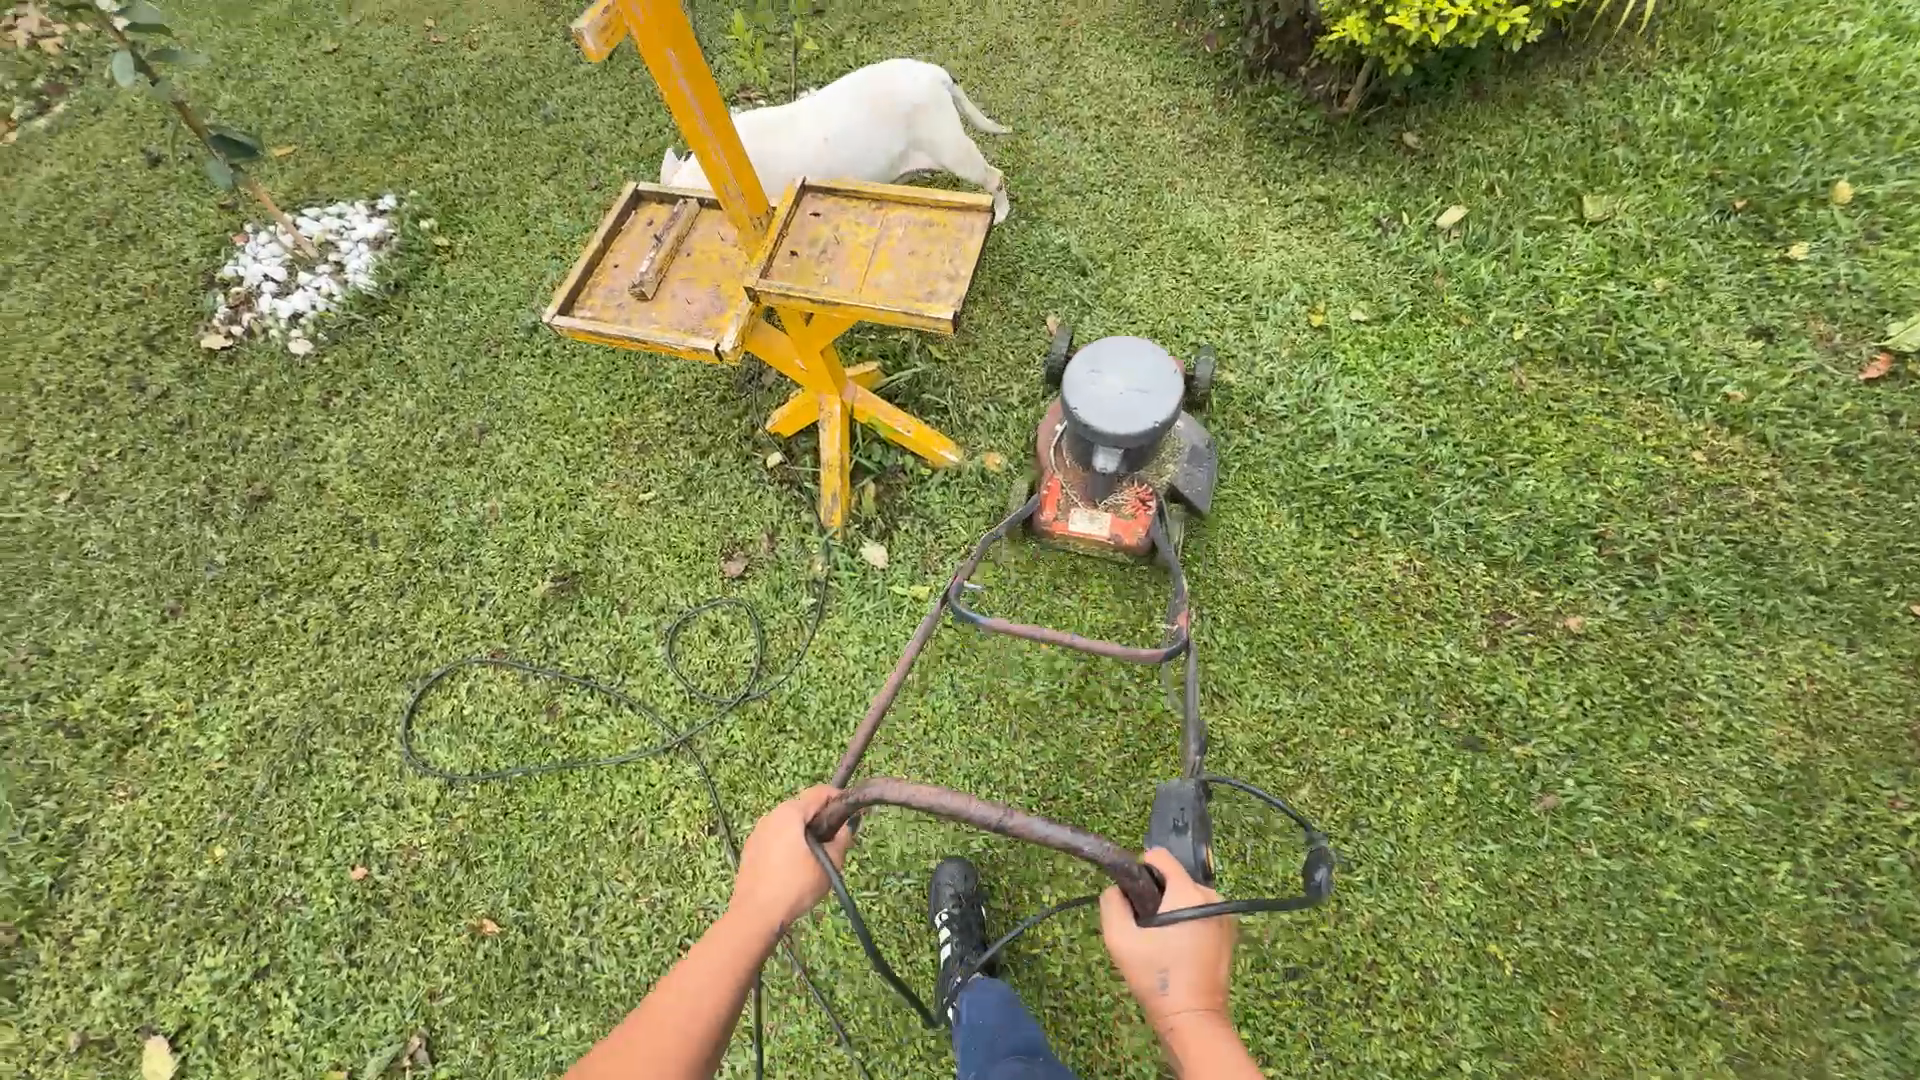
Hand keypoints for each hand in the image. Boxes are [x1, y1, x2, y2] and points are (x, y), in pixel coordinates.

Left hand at [727, 785, 853, 934]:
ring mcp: (757, 832)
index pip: (820, 792)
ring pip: (789, 825)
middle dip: (821, 820)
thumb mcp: (829, 863)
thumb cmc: (795, 886)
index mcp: (790, 812)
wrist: (754, 916)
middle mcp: (771, 815)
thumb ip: (842, 839)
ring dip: (804, 834)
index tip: (852, 815)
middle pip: (803, 808)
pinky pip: (776, 839)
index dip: (839, 799)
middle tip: (835, 842)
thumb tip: (844, 827)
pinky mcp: (750, 850)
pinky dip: (789, 845)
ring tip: (815, 859)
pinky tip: (793, 869)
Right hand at [1099, 848, 1234, 1035]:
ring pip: (1187, 895)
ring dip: (1173, 908)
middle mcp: (1212, 896)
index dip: (1141, 870)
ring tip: (1162, 941)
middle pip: (1174, 877)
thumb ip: (1112, 902)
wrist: (1193, 1019)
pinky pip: (1201, 911)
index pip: (1160, 856)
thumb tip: (1118, 888)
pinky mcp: (1230, 933)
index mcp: (1188, 892)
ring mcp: (1224, 915)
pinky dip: (1188, 921)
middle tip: (1146, 928)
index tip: (1134, 898)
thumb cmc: (1156, 977)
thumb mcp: (1119, 939)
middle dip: (1157, 894)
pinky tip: (1178, 948)